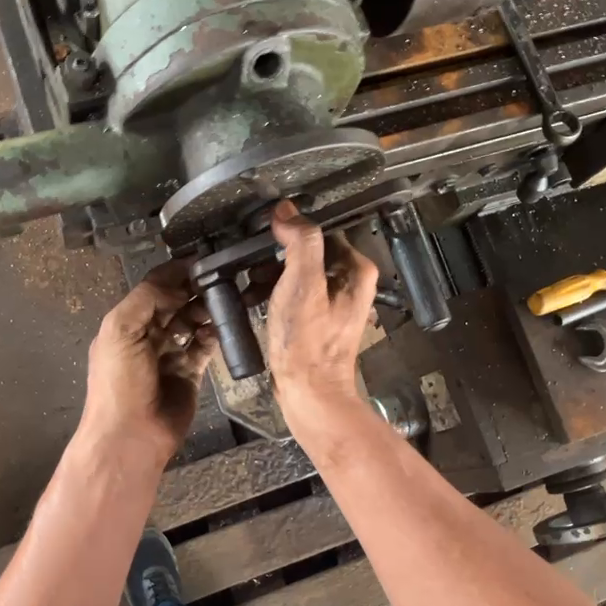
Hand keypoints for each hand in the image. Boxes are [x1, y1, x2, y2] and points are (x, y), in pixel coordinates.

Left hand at [79, 260, 216, 464]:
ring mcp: (170, 354)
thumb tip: (177, 286)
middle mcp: (147, 335)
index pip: (153, 288)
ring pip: (192, 322)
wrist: (131, 435)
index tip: (200, 261)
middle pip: (175, 302)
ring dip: (206, 309)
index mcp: (126, 322)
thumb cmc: (119, 382)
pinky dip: (215, 334)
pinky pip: (205, 346)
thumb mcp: (119, 330)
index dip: (174, 274)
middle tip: (220, 277)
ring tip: (226, 297)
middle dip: (194, 289)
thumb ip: (146, 299)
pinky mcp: (191, 373)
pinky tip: (224, 324)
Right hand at [265, 200, 378, 415]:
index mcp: (356, 270)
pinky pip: (295, 296)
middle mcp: (351, 284)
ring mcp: (335, 304)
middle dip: (275, 257)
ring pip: (299, 274)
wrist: (309, 394)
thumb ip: (300, 243)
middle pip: (308, 253)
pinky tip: (254, 303)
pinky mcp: (319, 322)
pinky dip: (275, 295)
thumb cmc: (307, 343)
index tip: (262, 238)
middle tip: (250, 266)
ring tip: (248, 286)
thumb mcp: (302, 284)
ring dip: (271, 276)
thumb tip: (287, 210)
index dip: (289, 232)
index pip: (320, 232)